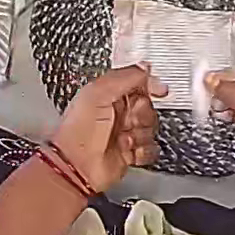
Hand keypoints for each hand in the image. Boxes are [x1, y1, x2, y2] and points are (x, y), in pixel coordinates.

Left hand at [49, 65, 166, 193]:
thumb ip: (126, 76)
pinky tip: (129, 150)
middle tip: (128, 121)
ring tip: (123, 139)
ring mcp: (125, 133)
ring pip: (152, 128)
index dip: (150, 86)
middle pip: (149, 107)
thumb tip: (146, 67)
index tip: (158, 89)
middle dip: (142, 115)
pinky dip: (143, 151)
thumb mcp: (100, 92)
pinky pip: (151, 149)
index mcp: (109, 94)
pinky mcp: (131, 153)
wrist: (77, 166)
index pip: (139, 83)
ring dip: (141, 135)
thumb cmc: (80, 130)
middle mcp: (118, 113)